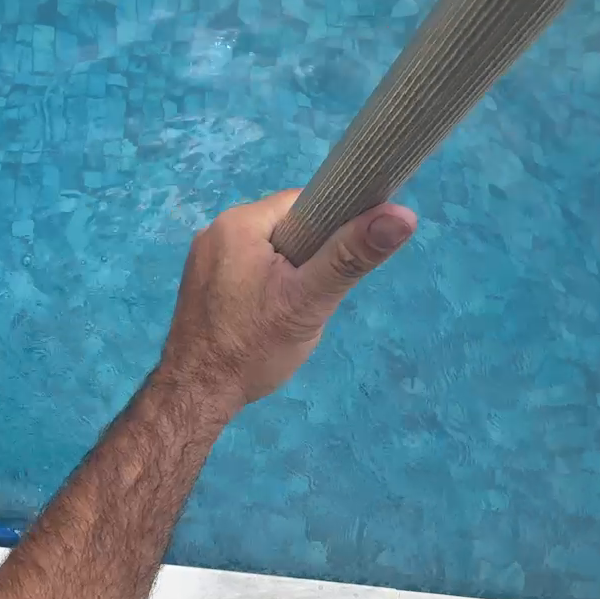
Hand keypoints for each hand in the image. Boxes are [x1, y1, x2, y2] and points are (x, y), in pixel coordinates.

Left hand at [155, 191, 414, 413]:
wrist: (195, 395)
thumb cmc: (251, 348)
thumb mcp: (309, 301)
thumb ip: (352, 256)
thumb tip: (403, 215)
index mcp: (237, 223)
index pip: (304, 203)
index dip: (332, 230)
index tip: (337, 265)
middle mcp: (213, 233)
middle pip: (285, 229)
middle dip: (307, 260)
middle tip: (308, 299)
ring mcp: (202, 260)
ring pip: (267, 253)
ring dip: (286, 278)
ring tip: (285, 313)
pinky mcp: (200, 285)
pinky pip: (245, 271)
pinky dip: (263, 289)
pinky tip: (263, 319)